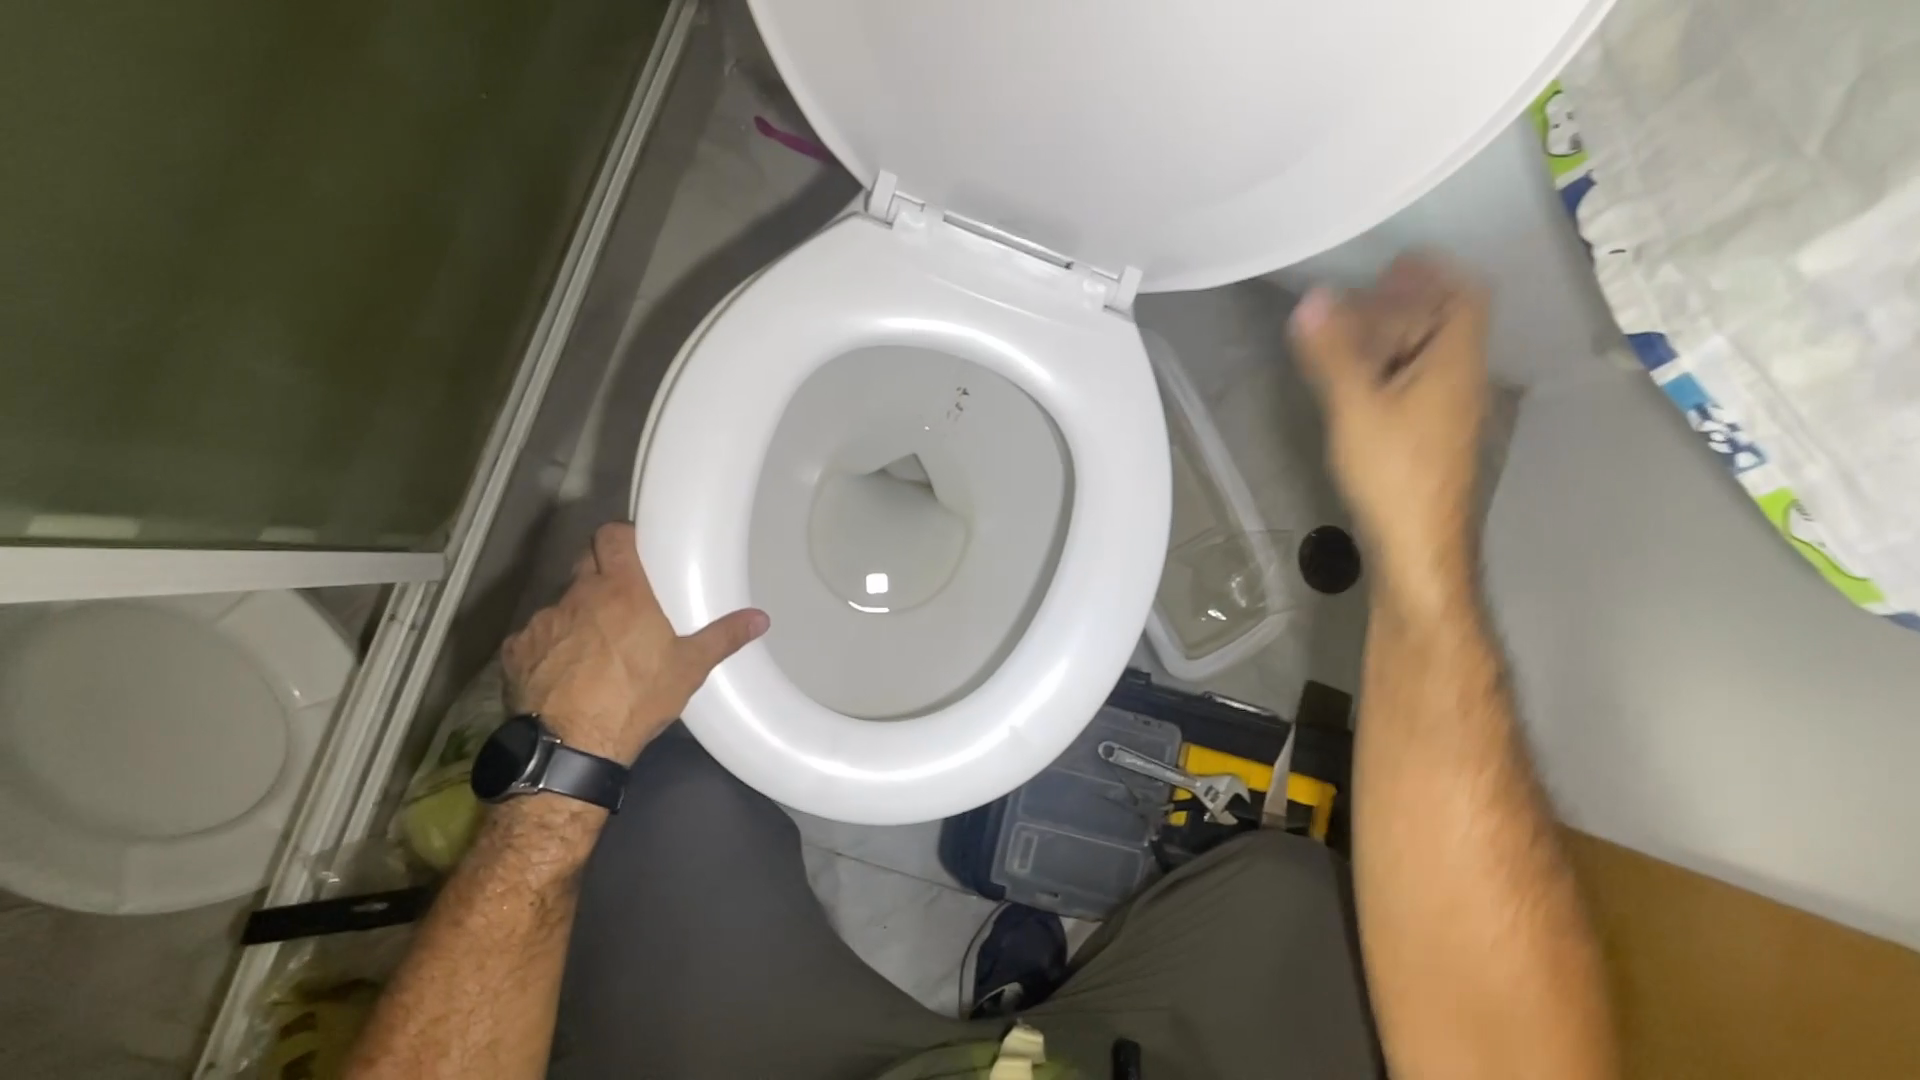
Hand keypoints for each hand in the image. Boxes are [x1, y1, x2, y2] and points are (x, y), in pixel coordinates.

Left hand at [501, 522, 768, 765]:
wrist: (572, 745)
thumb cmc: (637, 697)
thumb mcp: (689, 668)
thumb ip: (723, 637)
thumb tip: (760, 618)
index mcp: (621, 589)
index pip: (612, 536)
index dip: (622, 538)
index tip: (636, 551)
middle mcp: (576, 595)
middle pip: (583, 563)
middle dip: (600, 573)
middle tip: (622, 599)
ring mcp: (541, 622)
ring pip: (560, 604)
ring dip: (576, 614)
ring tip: (593, 646)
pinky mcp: (514, 652)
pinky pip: (534, 638)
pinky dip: (549, 647)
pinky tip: (562, 673)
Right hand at [1288, 255, 1489, 615]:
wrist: (1417, 543)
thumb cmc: (1393, 472)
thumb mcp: (1356, 407)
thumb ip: (1334, 353)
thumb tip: (1310, 299)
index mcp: (1454, 362)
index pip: (1465, 296)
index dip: (1434, 272)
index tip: (1395, 262)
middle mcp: (1462, 379)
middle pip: (1447, 322)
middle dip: (1407, 300)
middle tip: (1361, 295)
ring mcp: (1450, 410)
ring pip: (1432, 354)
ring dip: (1398, 334)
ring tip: (1351, 333)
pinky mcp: (1432, 435)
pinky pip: (1419, 380)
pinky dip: (1393, 364)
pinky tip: (1360, 379)